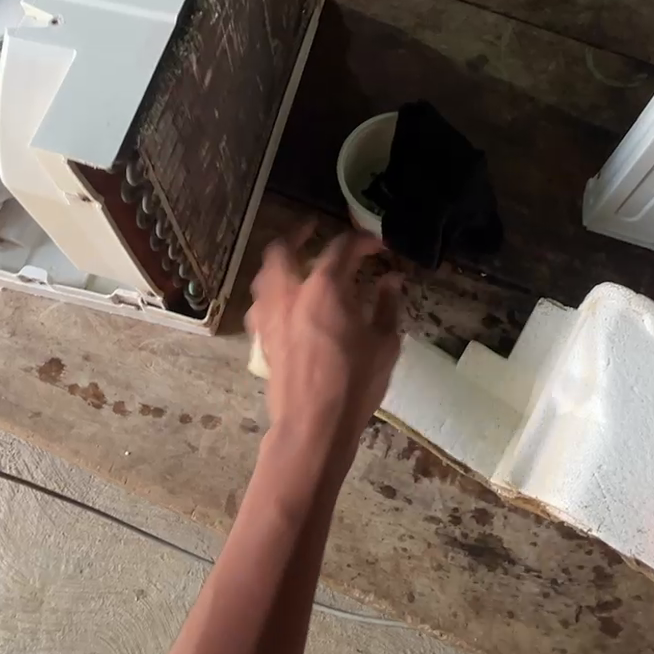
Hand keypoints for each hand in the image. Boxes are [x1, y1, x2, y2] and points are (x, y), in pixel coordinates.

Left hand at [246, 229, 402, 450]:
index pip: (343, 247)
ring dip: (280, 260)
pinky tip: (284, 301)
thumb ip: (388, 305)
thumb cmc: (355, 383)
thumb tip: (392, 281)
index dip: (363, 240)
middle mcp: (292, 291)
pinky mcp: (262, 337)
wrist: (313, 425)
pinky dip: (272, 292)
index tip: (378, 245)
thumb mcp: (384, 343)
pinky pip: (260, 303)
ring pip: (265, 273)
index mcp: (326, 286)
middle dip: (299, 233)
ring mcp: (271, 314)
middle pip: (284, 247)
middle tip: (314, 228)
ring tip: (295, 260)